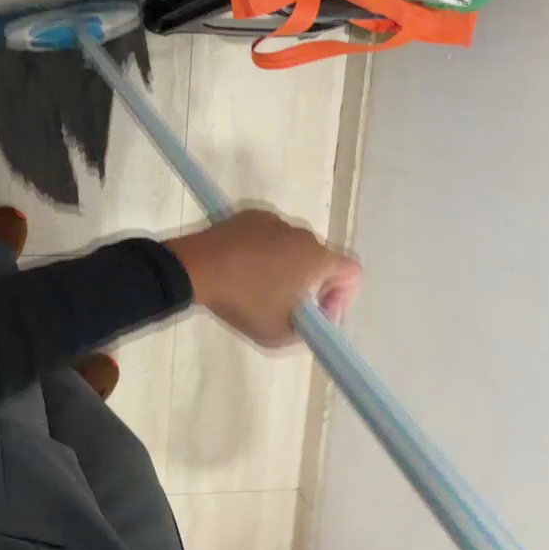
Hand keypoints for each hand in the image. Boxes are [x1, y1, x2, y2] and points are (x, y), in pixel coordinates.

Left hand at [164, 210, 361, 346]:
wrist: (195, 267)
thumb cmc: (243, 301)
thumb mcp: (278, 334)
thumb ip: (306, 331)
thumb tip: (310, 319)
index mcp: (317, 258)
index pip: (353, 272)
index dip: (343, 297)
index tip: (317, 312)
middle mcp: (302, 233)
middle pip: (321, 260)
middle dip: (313, 284)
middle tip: (288, 305)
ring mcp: (274, 220)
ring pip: (293, 247)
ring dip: (287, 267)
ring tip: (259, 287)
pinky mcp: (249, 215)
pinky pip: (268, 236)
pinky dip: (263, 251)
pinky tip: (242, 267)